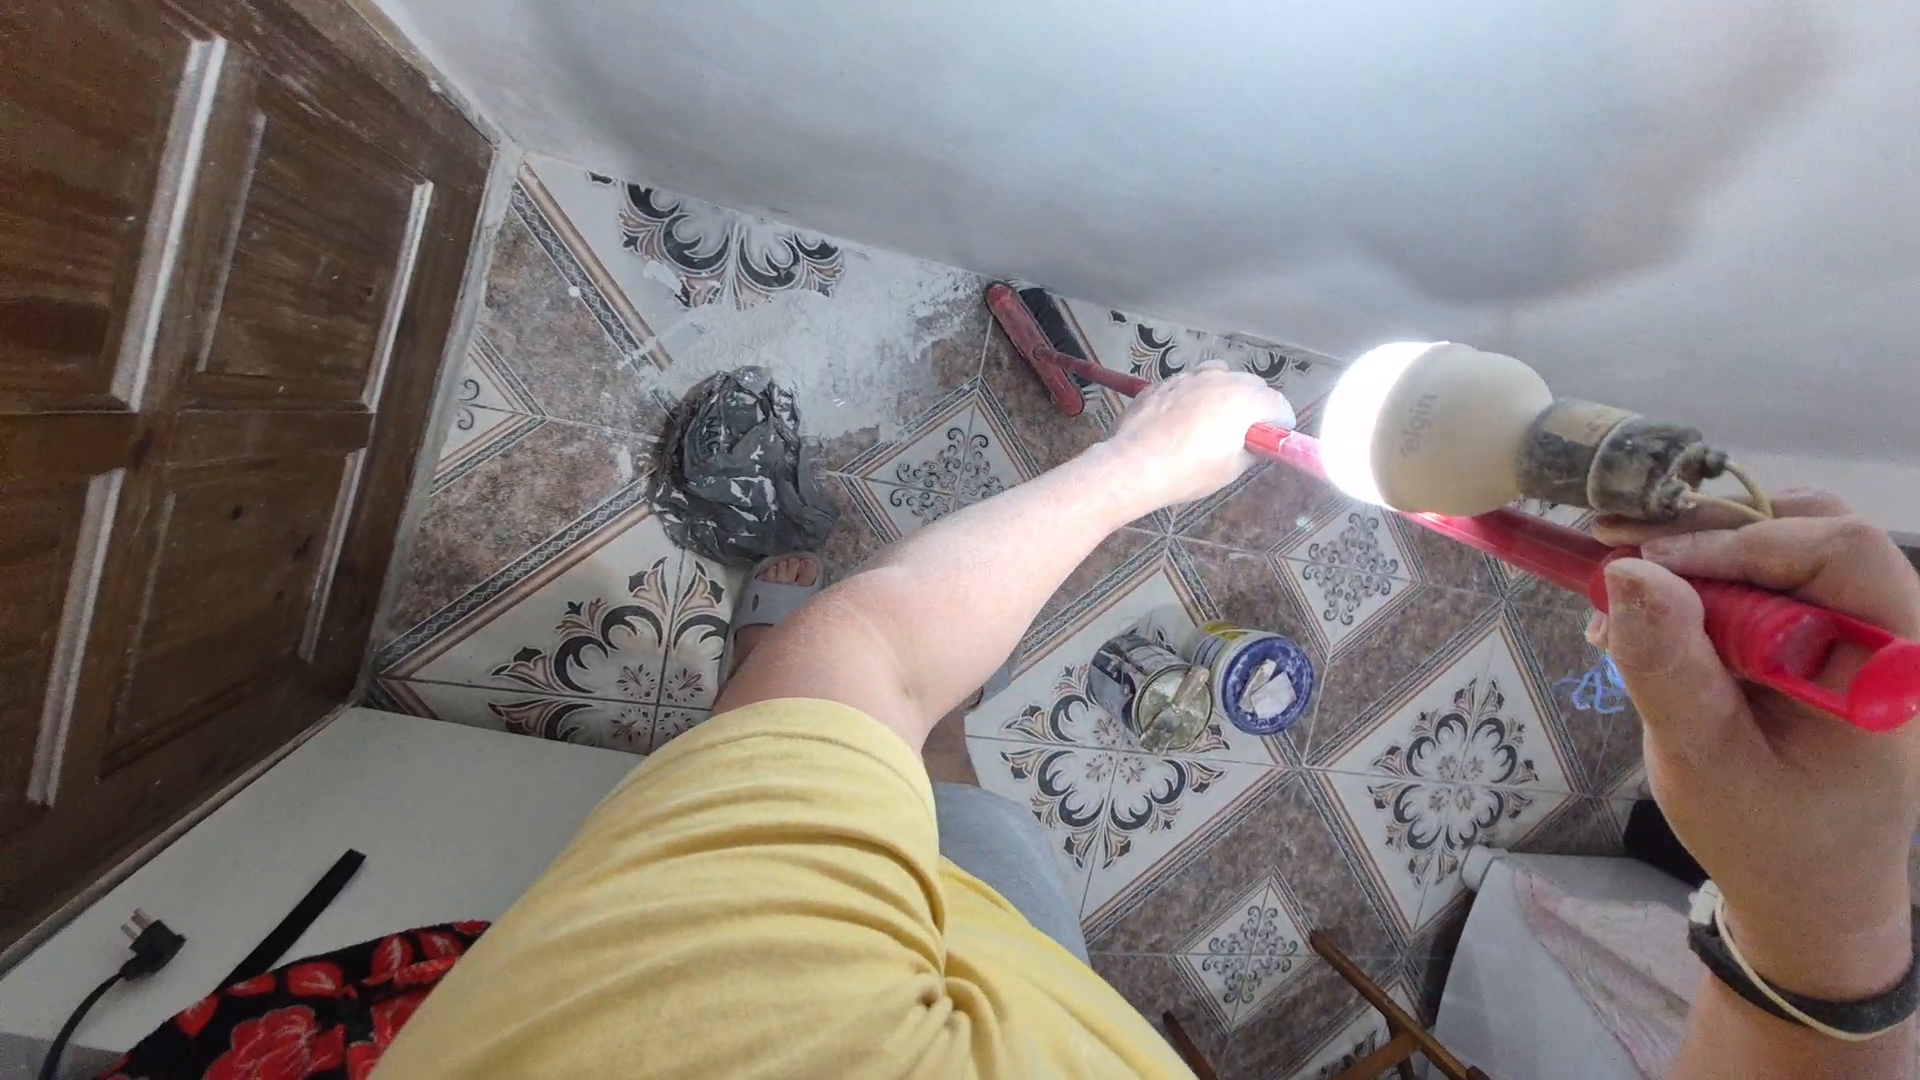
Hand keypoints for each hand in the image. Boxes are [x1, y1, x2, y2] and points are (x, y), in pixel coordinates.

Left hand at [1094, 363, 1294, 510]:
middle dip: (1253, 406)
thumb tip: (1251, 442)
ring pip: (1217, 376)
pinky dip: (1190, 397)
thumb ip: (1251, 448)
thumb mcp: (1232, 468)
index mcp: (1246, 398)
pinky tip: (1177, 421)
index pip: (1279, 405)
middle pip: (1251, 385)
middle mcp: (1219, 378)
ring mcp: (1187, 377)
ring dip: (1222, 394)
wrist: (1133, 465)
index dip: (1279, 425)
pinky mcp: (1160, 384)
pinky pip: (1186, 385)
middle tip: (1240, 435)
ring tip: (1209, 422)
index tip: (1270, 441)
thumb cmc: (1188, 470)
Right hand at [1590, 490, 1919, 999]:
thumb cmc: (1763, 835)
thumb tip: (1627, 571)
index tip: (1640, 566)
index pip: (1835, 549)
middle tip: (1606, 552)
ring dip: (1681, 555)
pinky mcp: (1803, 640)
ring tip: (1612, 595)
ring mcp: (1843, 634)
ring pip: (1768, 543)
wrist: (1802, 884)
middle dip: (1694, 533)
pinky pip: (1745, 579)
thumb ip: (1669, 667)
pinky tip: (1632, 621)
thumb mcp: (1702, 756)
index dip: (1732, 541)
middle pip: (1801, 527)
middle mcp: (1881, 632)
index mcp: (1888, 663)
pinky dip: (1679, 583)